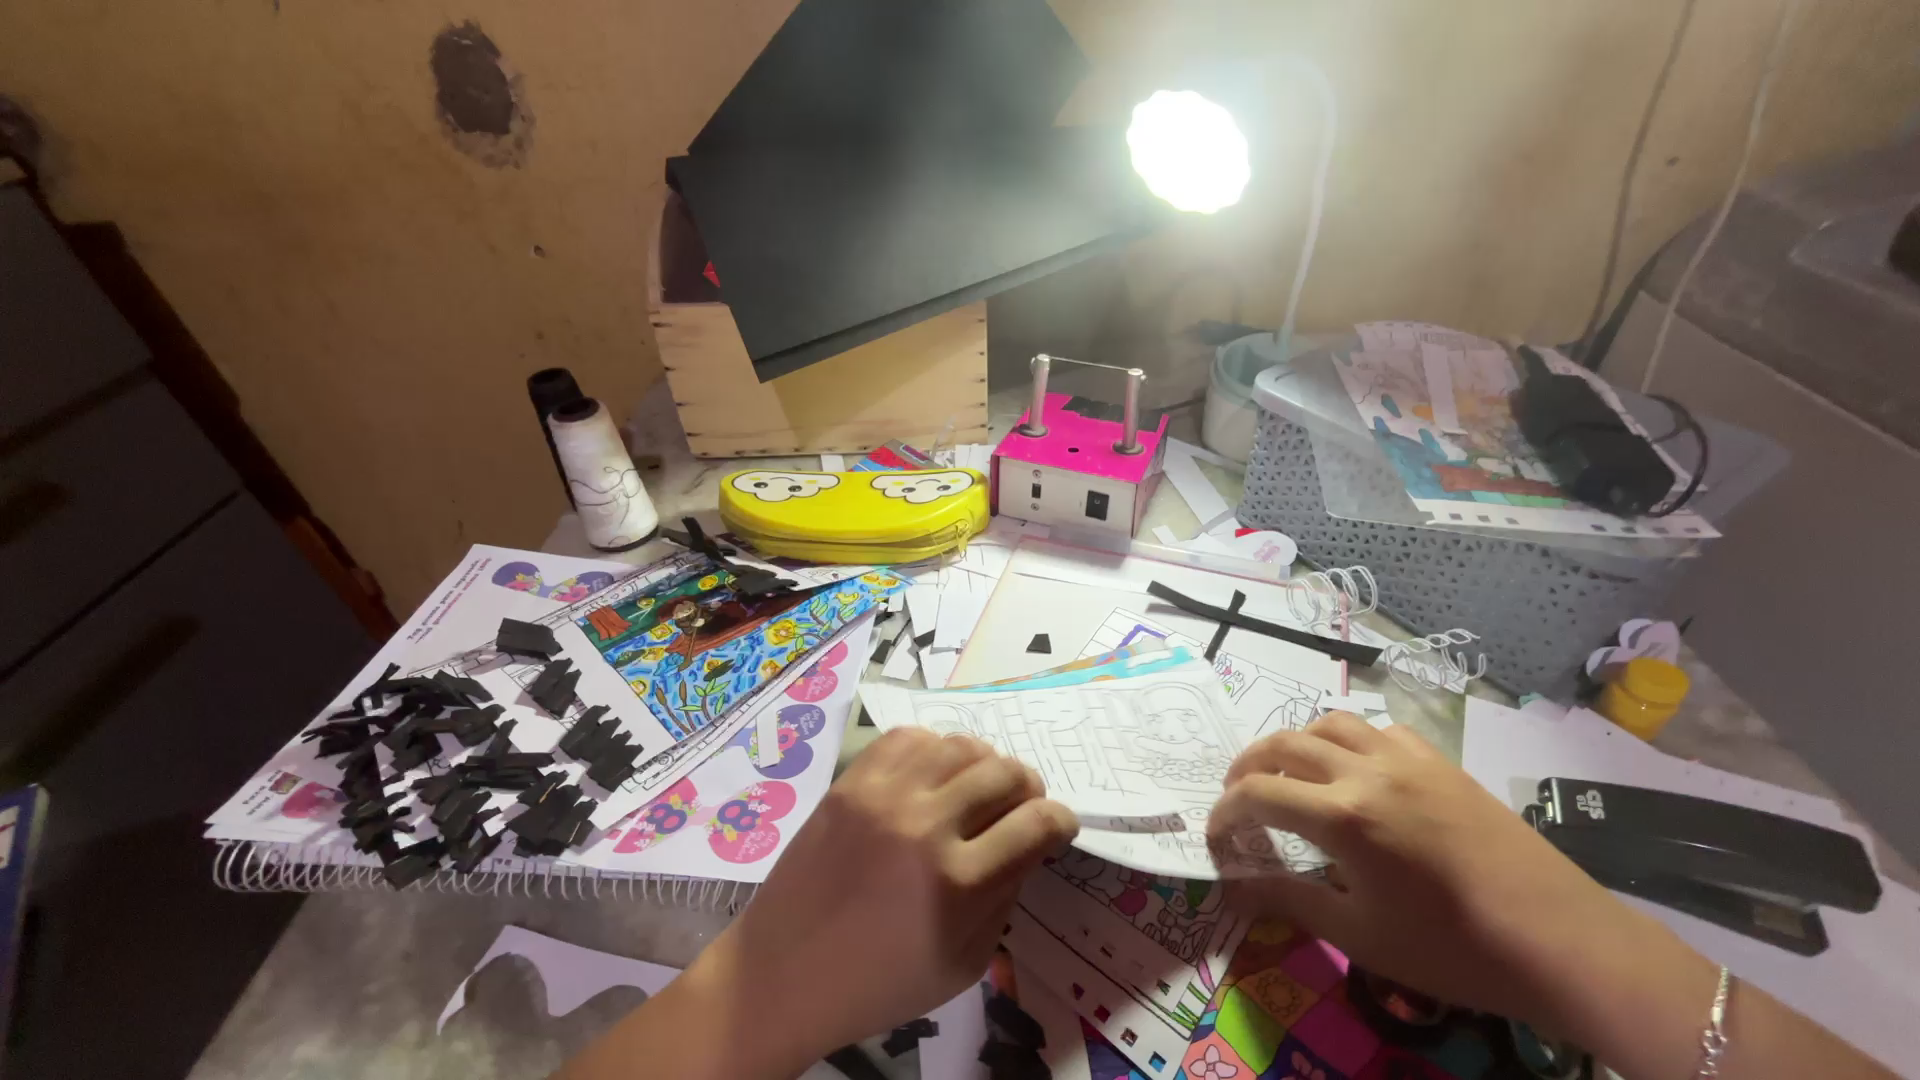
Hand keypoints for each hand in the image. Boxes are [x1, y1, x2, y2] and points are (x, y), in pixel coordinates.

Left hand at [693, 727, 1077, 1068]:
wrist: (783, 973)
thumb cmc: (879, 983)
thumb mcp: (964, 962)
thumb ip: (1005, 895)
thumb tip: (1028, 843)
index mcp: (958, 883)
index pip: (1037, 823)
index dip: (1060, 822)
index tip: (1057, 827)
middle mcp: (925, 825)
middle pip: (1005, 773)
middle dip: (1028, 789)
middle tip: (1021, 809)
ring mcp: (883, 794)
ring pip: (961, 744)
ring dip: (984, 764)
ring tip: (977, 789)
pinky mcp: (850, 781)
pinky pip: (909, 736)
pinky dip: (934, 749)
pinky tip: (933, 776)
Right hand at [1207, 712, 1682, 1032]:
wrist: (1560, 941)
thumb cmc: (1452, 949)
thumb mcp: (1359, 935)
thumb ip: (1288, 900)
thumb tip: (1233, 885)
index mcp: (1342, 815)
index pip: (1257, 795)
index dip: (1225, 813)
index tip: (1216, 838)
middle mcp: (1366, 771)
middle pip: (1283, 745)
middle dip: (1247, 768)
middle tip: (1238, 799)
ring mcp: (1406, 759)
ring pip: (1328, 723)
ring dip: (1294, 743)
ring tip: (1287, 774)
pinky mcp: (1439, 761)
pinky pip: (1377, 729)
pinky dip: (1347, 740)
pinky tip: (1354, 771)